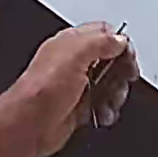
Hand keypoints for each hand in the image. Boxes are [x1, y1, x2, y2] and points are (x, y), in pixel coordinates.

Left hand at [0, 23, 138, 156]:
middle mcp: (73, 61)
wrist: (29, 123)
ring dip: (115, 94)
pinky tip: (101, 113)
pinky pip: (103, 104)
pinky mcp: (79, 105)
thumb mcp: (75, 55)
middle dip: (121, 72)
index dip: (119, 43)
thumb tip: (120, 40)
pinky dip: (107, 110)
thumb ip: (100, 42)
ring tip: (109, 101)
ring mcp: (76, 84)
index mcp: (70, 42)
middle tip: (120, 81)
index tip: (128, 58)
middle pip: (110, 60)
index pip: (102, 33)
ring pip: (109, 84)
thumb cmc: (42, 89)